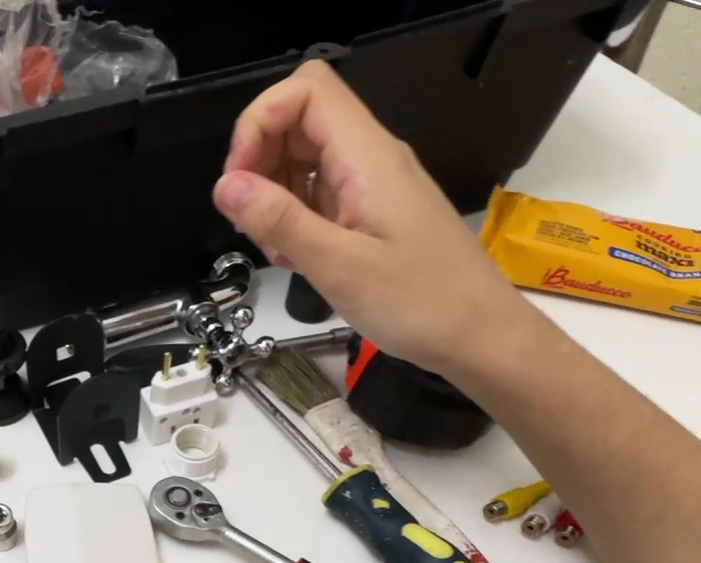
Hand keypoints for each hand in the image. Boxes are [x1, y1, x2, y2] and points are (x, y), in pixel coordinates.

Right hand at [213, 60, 538, 372]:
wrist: (476, 334)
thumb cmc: (418, 302)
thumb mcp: (339, 266)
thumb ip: (280, 221)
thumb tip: (224, 185)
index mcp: (367, 157)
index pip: (306, 91)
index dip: (259, 122)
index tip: (237, 181)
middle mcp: (368, 158)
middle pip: (299, 120)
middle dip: (258, 161)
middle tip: (250, 221)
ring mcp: (368, 185)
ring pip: (302, 158)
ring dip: (271, 194)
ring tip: (276, 248)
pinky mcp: (367, 212)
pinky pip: (316, 193)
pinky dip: (291, 217)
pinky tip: (293, 257)